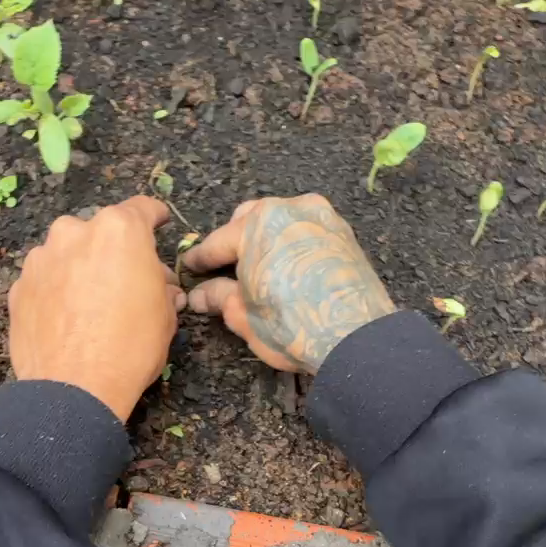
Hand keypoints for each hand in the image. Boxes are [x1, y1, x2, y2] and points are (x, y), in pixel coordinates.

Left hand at [8, 196, 183, 421]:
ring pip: (67, 254)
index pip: (142, 209)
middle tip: (125, 282)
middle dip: (112, 251)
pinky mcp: (18, 287)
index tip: (158, 223)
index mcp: (118, 231)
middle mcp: (74, 232)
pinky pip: (45, 280)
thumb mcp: (165, 317)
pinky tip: (67, 320)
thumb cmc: (129, 349)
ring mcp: (40, 259)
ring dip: (80, 270)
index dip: (154, 217)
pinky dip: (56, 292)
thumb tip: (161, 286)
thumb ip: (162, 288)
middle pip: (99, 232)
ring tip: (91, 305)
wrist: (73, 390)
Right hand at [182, 195, 394, 373]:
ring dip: (265, 240)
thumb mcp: (243, 315)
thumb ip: (219, 297)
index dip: (200, 260)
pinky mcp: (343, 233)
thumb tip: (199, 296)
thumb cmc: (291, 325)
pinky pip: (305, 230)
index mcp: (257, 224)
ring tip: (258, 268)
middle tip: (225, 269)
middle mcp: (289, 209)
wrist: (355, 337)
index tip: (189, 267)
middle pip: (249, 220)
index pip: (218, 242)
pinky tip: (286, 268)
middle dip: (234, 242)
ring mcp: (320, 217)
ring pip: (280, 221)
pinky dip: (291, 244)